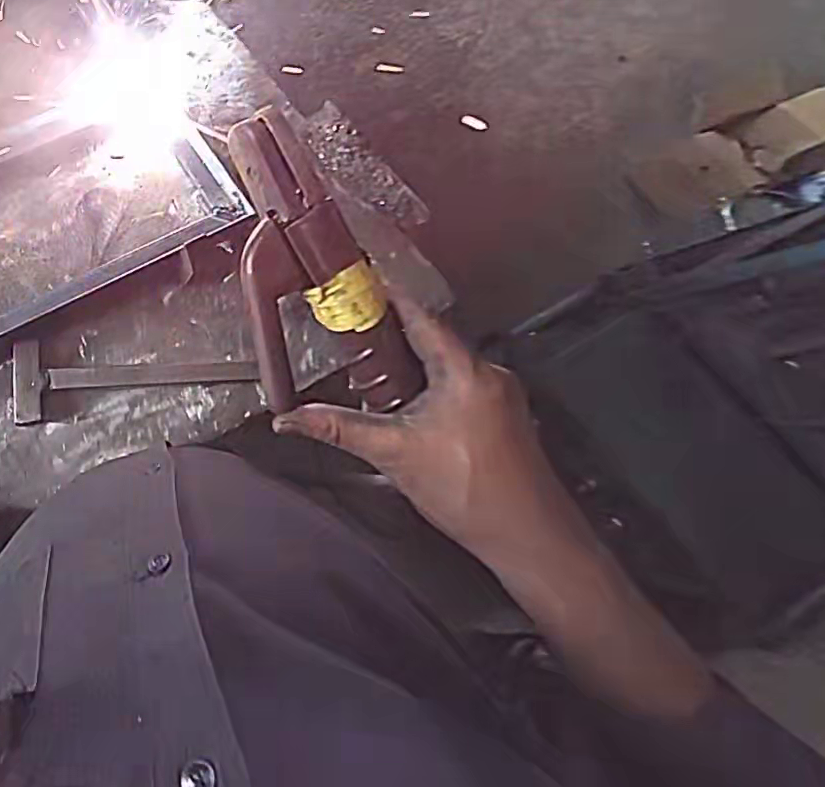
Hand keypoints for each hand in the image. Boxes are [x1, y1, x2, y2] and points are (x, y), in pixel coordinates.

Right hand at [275, 292, 588, 566]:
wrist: (534, 543)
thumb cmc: (476, 494)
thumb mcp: (392, 453)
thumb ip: (337, 428)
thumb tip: (290, 418)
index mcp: (466, 373)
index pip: (421, 317)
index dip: (388, 295)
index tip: (360, 280)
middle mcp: (488, 376)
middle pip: (430, 335)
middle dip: (387, 326)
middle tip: (347, 320)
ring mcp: (497, 396)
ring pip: (442, 359)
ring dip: (405, 354)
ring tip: (363, 355)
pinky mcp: (497, 415)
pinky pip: (453, 379)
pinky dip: (422, 376)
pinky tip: (398, 394)